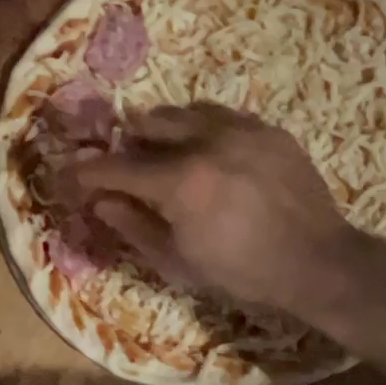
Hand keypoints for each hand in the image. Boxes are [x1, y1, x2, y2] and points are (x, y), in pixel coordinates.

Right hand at [63, 103, 369, 315]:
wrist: (315, 262)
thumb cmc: (240, 272)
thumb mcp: (177, 261)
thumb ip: (134, 226)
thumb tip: (102, 201)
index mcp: (179, 182)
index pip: (118, 168)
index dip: (88, 172)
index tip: (70, 173)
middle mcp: (207, 142)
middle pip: (150, 124)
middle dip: (127, 141)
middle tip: (120, 159)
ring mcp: (242, 130)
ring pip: (187, 112)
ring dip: (164, 128)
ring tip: (160, 149)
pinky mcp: (269, 130)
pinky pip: (223, 116)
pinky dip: (202, 128)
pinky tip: (205, 150)